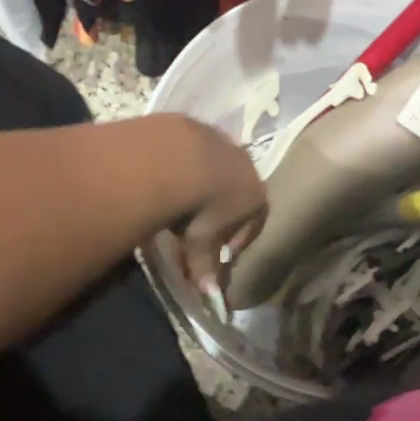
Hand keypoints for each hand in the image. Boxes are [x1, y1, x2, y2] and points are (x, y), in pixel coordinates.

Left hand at [169, 118, 267, 308]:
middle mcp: (245, 165)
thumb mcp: (202, 242)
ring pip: (216, 166)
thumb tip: (211, 295)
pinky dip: (182, 163)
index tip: (220, 250)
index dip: (237, 238)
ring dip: (201, 182)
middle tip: (196, 224)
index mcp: (254, 195)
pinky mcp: (195, 125)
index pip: (254, 220)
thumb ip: (205, 266)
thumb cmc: (200, 208)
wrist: (179, 159)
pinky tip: (165, 176)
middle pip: (237, 190)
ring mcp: (221, 141)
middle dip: (220, 207)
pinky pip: (191, 149)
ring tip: (179, 199)